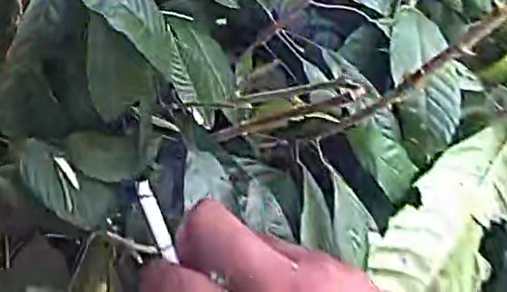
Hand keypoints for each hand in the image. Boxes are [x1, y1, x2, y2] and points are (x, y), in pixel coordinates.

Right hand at [141, 200, 377, 291]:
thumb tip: (173, 287)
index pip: (175, 279)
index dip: (154, 280)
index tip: (154, 286)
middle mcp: (286, 283)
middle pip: (207, 221)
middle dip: (188, 247)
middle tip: (190, 280)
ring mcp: (323, 270)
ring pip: (253, 238)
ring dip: (242, 268)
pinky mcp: (352, 273)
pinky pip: (296, 257)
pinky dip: (283, 281)